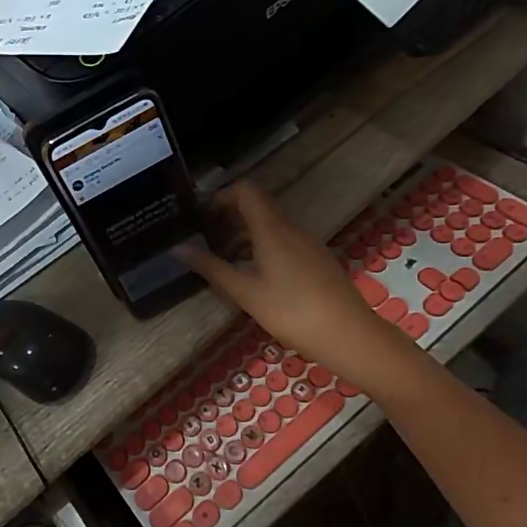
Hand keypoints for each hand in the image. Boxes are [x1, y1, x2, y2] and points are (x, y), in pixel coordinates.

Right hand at [175, 181, 407, 381]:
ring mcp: (307, 243)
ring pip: (270, 223)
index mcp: (272, 230)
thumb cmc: (291, 312)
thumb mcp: (244, 292)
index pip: (246, 191)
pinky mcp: (315, 258)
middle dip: (228, 215)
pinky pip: (283, 239)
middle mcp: (291, 229)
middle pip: (257, 205)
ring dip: (243, 232)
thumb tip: (177, 249)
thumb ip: (211, 267)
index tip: (200, 216)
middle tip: (203, 237)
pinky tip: (250, 271)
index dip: (221, 196)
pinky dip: (261, 244)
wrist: (349, 335)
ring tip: (221, 256)